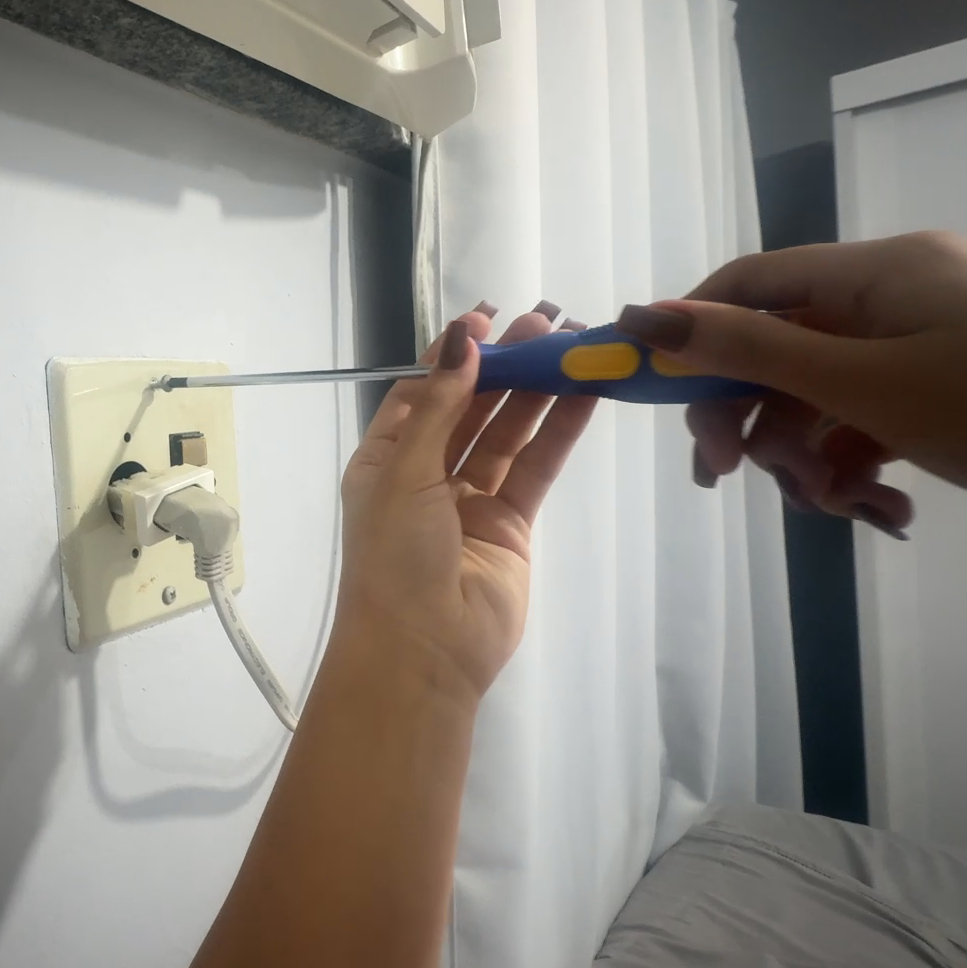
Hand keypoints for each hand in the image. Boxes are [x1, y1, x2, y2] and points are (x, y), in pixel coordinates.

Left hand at [337, 303, 597, 699]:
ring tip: (571, 344)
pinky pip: (533, 467)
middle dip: (501, 365)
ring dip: (535, 390)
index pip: (417, 395)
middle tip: (543, 321)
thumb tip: (462, 342)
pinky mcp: (509, 523)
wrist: (422, 648)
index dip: (449, 357)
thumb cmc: (394, 554)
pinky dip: (557, 432)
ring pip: (504, 433)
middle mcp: (423, 474)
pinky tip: (585, 394)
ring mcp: (468, 499)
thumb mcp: (403, 473)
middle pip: (467, 408)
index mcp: (382, 460)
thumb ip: (437, 408)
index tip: (485, 318)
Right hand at [617, 231, 966, 527]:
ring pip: (817, 392)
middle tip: (726, 474)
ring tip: (831, 504)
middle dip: (746, 415)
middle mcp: (898, 294)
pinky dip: (854, 460)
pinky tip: (873, 505)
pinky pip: (868, 414)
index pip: (745, 284)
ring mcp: (930, 340)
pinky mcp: (956, 384)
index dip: (687, 332)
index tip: (652, 392)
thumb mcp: (861, 383)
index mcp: (878, 271)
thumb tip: (640, 318)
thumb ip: (743, 348)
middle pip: (774, 348)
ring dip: (803, 453)